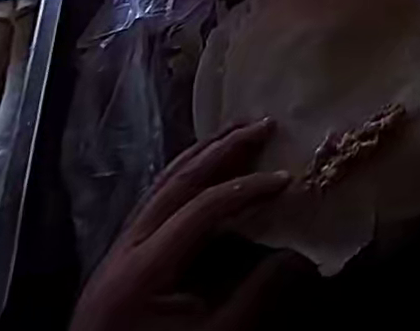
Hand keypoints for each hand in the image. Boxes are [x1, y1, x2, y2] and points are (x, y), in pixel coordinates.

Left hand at [71, 119, 297, 330]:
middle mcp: (127, 244)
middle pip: (180, 178)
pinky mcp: (123, 249)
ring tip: (240, 129)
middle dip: (225, 147)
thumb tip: (298, 254)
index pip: (202, 208)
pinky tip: (207, 161)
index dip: (246, 189)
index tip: (284, 180)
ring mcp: (121, 243)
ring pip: (165, 179)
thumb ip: (254, 296)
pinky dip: (187, 170)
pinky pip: (157, 194)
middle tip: (264, 124)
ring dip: (205, 151)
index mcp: (144, 268)